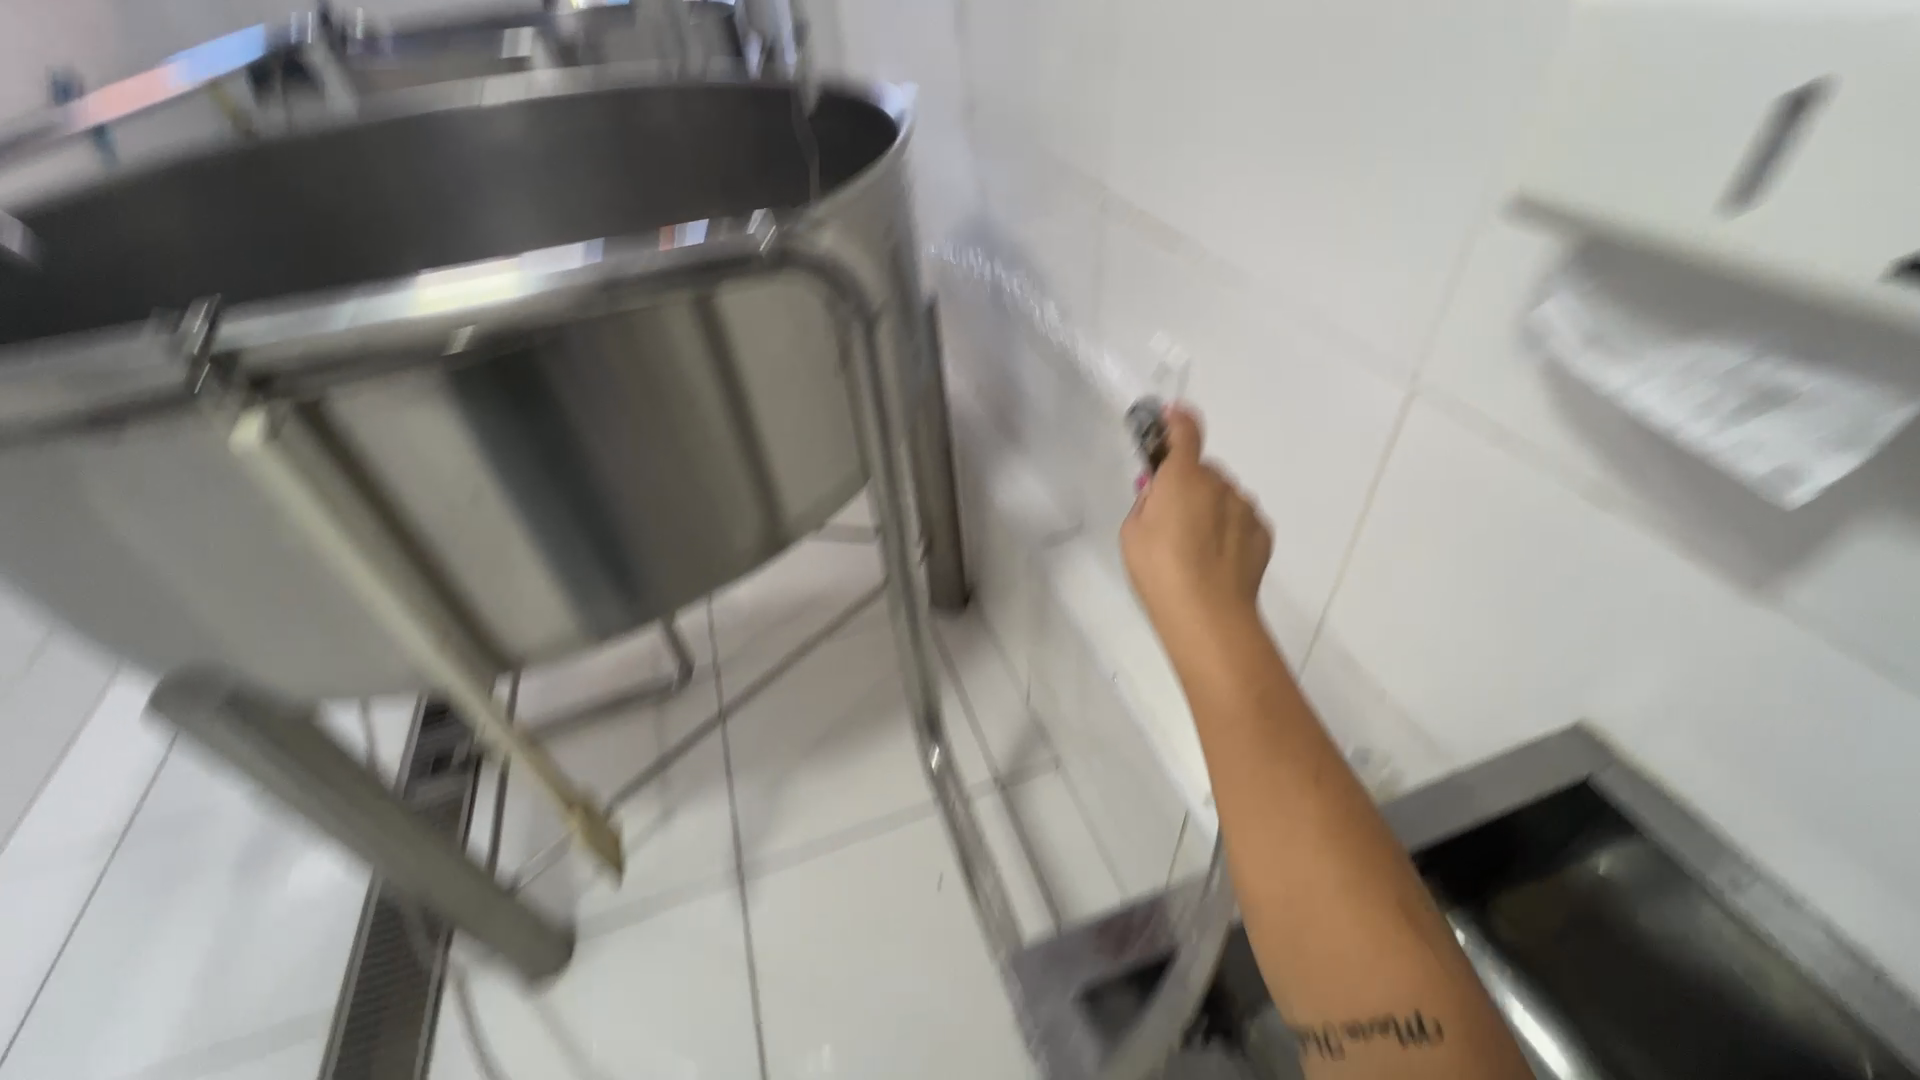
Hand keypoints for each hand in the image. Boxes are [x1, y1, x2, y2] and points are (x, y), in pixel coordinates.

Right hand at [1121, 405, 1272, 633]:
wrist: (1208, 614)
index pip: (1185, 432)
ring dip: (1210, 509)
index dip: (1177, 420)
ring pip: (1224, 497)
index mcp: (1183, 477)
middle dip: (1188, 485)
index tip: (1172, 416)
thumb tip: (1160, 493)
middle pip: (1202, 471)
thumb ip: (1147, 503)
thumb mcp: (1132, 532)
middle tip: (1170, 519)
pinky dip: (1229, 530)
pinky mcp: (1263, 534)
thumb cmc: (1160, 570)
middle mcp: (1220, 484)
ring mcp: (1246, 509)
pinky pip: (1241, 520)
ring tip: (1195, 549)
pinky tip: (1216, 560)